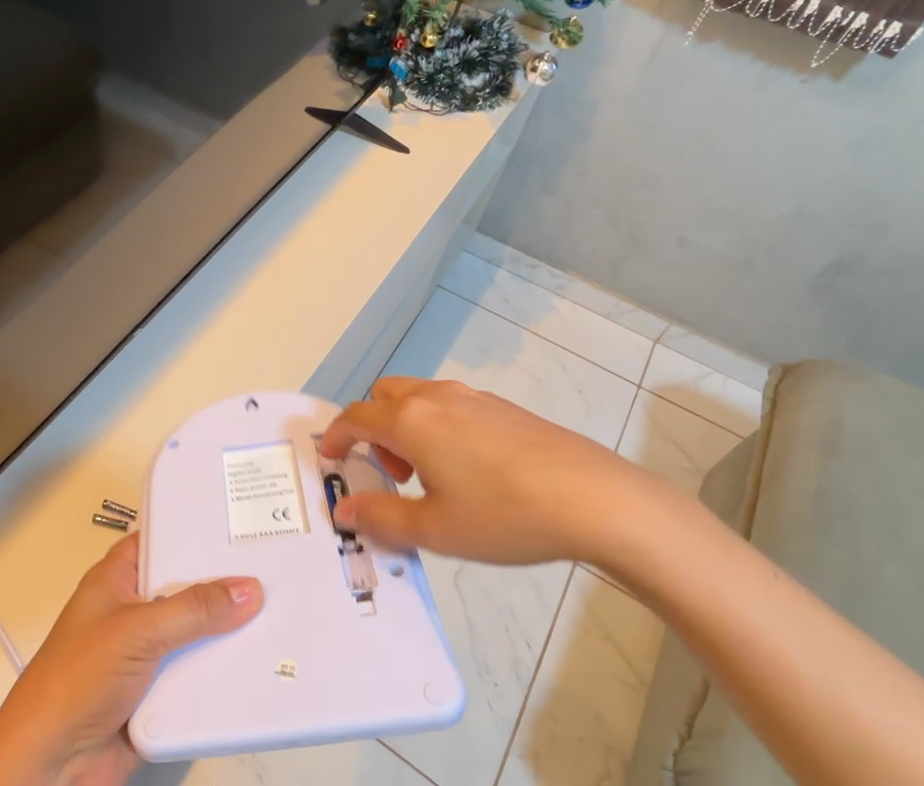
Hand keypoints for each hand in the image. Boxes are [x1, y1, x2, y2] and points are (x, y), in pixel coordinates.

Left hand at [0, 534, 263, 785]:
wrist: (52, 764)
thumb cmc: (70, 683)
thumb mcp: (136, 631)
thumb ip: (192, 610)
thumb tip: (243, 589)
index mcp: (115, 581)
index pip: (158, 542)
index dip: (191, 533)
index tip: (233, 527)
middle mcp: (132, 612)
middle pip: (185, 590)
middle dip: (219, 587)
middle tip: (266, 573)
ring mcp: (146, 653)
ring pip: (195, 634)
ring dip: (223, 635)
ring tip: (272, 617)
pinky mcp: (159, 692)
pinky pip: (198, 675)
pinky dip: (219, 675)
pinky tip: (252, 665)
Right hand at [317, 376, 667, 567]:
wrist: (595, 499)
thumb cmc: (505, 516)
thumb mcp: (436, 529)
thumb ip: (382, 518)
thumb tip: (345, 509)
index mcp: (411, 422)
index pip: (356, 417)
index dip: (335, 436)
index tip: (329, 457)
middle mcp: (437, 398)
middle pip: (385, 395)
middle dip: (372, 426)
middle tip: (388, 471)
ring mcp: (475, 398)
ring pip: (421, 398)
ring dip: (406, 426)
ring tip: (429, 476)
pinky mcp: (506, 409)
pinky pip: (452, 406)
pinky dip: (439, 427)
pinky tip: (470, 471)